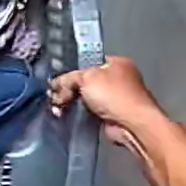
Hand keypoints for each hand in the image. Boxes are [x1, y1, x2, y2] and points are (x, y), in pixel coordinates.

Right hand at [48, 57, 166, 152]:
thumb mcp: (86, 77)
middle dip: (69, 89)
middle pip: (86, 81)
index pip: (89, 62)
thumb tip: (57, 85)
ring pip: (86, 97)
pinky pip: (90, 112)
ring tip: (57, 107)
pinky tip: (65, 115)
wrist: (131, 124)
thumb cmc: (114, 95)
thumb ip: (69, 78)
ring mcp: (116, 98)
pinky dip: (79, 113)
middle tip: (54, 95)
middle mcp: (119, 78)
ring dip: (71, 102)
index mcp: (117, 63)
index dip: (72, 70)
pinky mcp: (112, 115)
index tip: (58, 79)